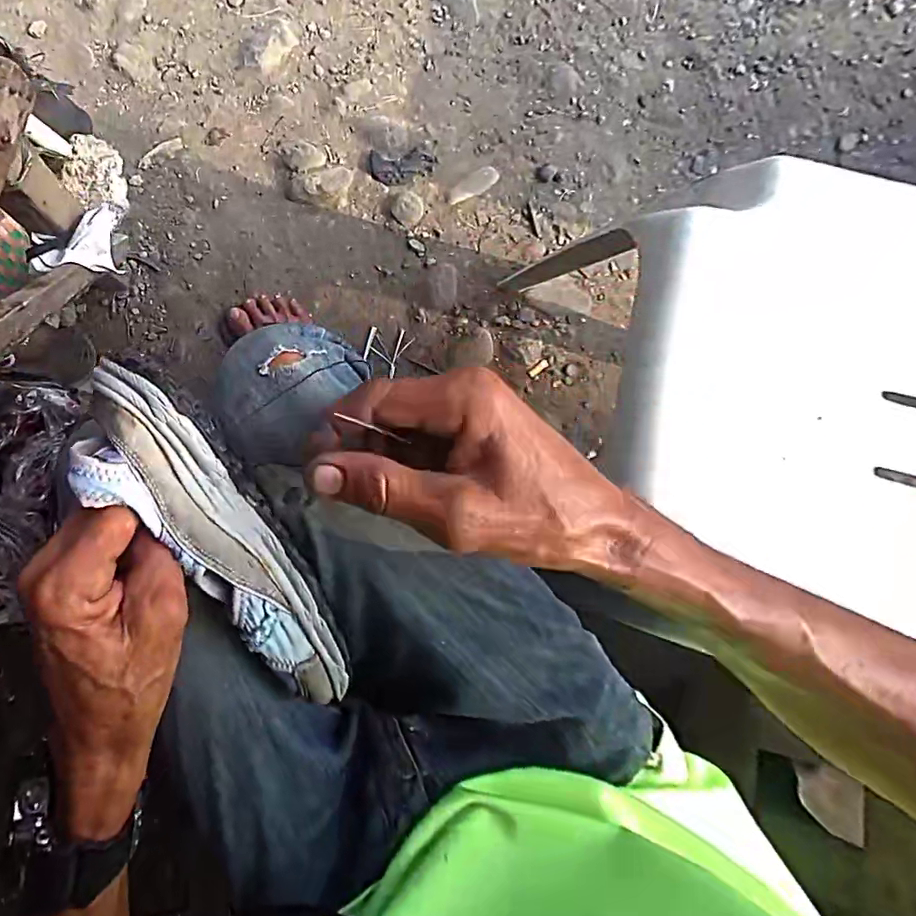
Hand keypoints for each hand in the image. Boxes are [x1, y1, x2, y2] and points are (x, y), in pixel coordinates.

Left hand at [19, 507, 187, 839]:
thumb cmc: (131, 688)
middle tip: (152, 563)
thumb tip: (146, 516)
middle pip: (95, 513)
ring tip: (136, 576)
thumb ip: (156, 555)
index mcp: (62, 586)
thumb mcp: (164, 617)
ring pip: (89, 521)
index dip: (144, 524)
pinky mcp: (41, 577)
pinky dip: (108, 549)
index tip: (161, 545)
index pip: (111, 514)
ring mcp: (34, 573)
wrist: (98, 732)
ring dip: (120, 539)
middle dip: (131, 529)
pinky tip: (122, 578)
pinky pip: (82, 539)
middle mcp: (37, 572)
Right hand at [307, 367, 652, 575]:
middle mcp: (461, 387)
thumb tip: (320, 474)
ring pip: (396, 423)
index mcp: (461, 396)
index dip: (337, 432)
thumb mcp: (454, 514)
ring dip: (374, 456)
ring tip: (370, 497)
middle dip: (354, 446)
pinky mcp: (470, 422)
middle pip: (383, 408)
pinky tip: (400, 490)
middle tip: (337, 490)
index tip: (316, 471)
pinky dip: (398, 461)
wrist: (599, 528)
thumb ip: (385, 490)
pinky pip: (416, 434)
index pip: (375, 399)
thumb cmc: (535, 521)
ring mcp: (467, 402)